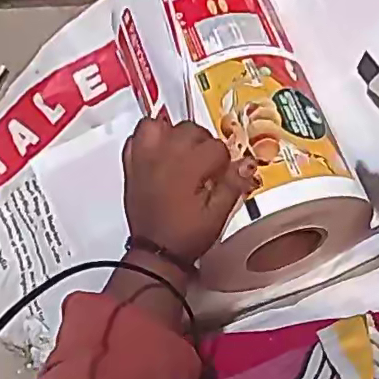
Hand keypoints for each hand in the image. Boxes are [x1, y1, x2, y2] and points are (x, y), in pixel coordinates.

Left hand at [123, 117, 257, 267]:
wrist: (156, 253)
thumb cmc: (184, 237)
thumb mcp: (217, 215)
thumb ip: (232, 185)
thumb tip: (247, 164)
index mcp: (188, 167)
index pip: (216, 146)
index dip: (224, 161)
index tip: (223, 174)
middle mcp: (164, 157)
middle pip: (190, 129)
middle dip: (204, 144)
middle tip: (207, 166)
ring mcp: (144, 160)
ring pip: (159, 125)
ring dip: (173, 134)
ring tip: (182, 151)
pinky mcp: (131, 166)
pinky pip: (136, 137)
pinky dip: (148, 139)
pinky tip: (160, 153)